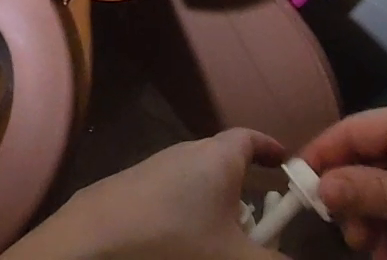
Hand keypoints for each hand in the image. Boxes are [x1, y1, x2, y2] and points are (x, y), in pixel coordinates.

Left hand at [1, 128, 286, 259]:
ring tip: (230, 240)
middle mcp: (188, 152)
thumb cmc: (178, 239)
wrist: (99, 238)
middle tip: (267, 222)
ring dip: (219, 207)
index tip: (287, 163)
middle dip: (247, 190)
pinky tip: (190, 243)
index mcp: (218, 156)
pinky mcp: (135, 188)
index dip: (270, 148)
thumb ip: (272, 259)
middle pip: (225, 162)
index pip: (250, 138)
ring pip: (200, 182)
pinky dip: (192, 215)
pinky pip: (177, 197)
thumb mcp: (236, 257)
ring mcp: (158, 168)